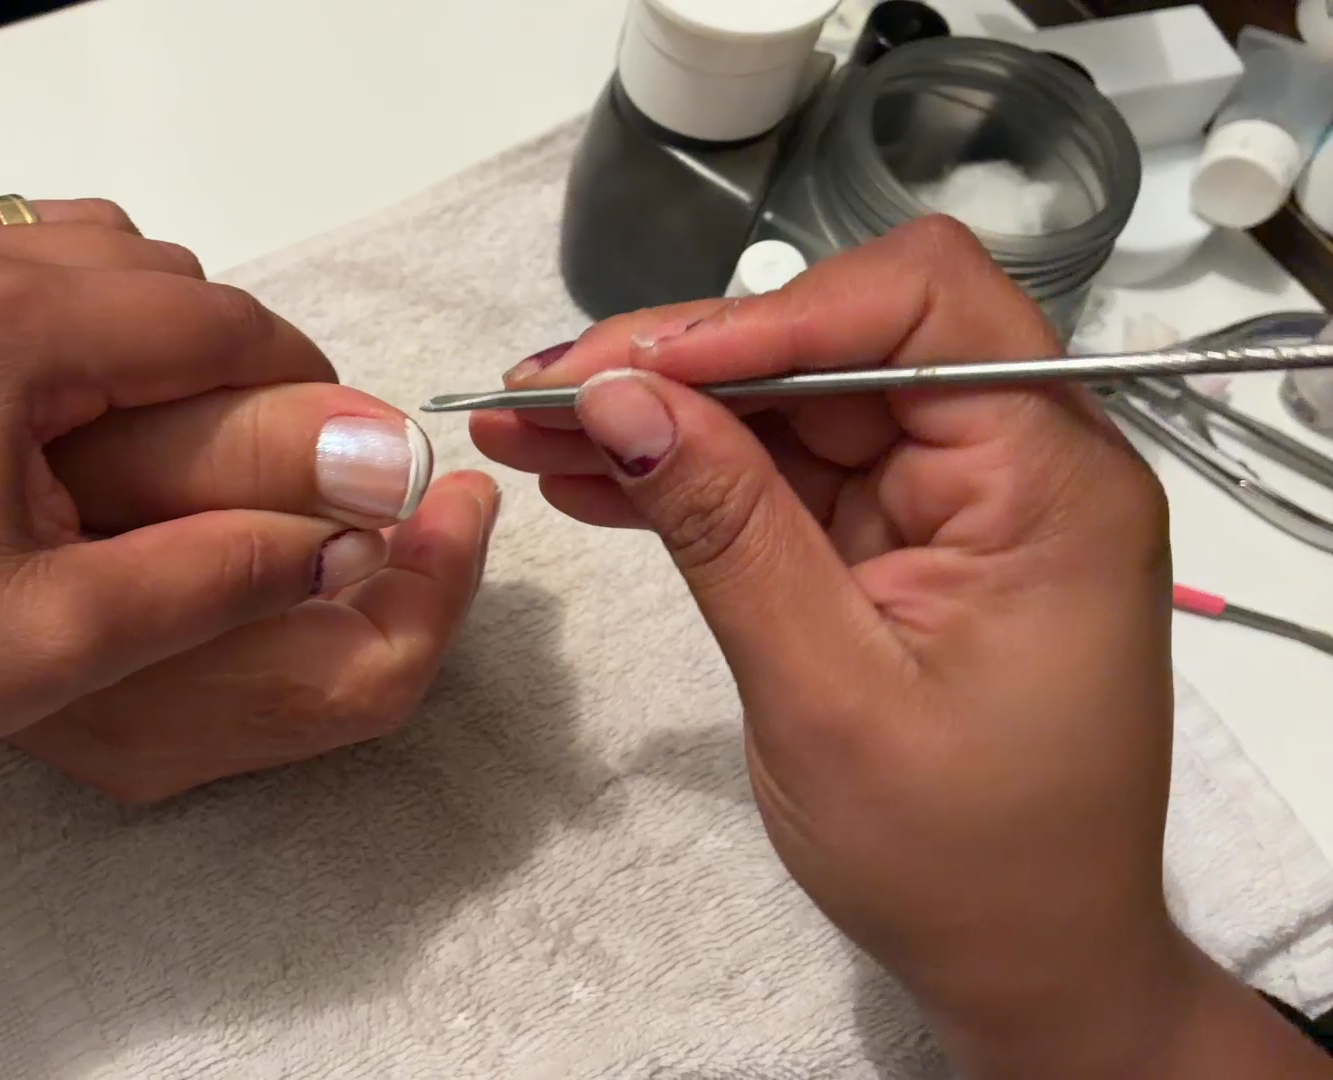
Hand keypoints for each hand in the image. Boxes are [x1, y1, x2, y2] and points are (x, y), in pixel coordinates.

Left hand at [0, 203, 407, 791]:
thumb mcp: (71, 640)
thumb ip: (226, 578)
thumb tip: (349, 545)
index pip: (208, 316)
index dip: (294, 371)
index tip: (328, 437)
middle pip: (149, 266)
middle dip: (222, 349)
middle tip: (237, 446)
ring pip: (78, 250)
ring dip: (144, 326)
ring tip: (148, 427)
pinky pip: (1, 261)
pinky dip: (66, 316)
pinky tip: (52, 404)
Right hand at [470, 218, 1323, 1075]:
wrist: (1002, 947)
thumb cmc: (948, 849)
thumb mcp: (821, 687)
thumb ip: (723, 528)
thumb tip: (618, 404)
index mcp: (1039, 478)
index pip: (911, 311)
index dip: (759, 318)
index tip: (623, 371)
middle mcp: (984, 457)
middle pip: (811, 348)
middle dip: (662, 366)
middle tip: (532, 394)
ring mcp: (911, 494)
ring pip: (760, 408)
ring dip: (638, 416)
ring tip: (521, 430)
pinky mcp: (854, 531)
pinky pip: (747, 475)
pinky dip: (659, 475)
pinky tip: (576, 481)